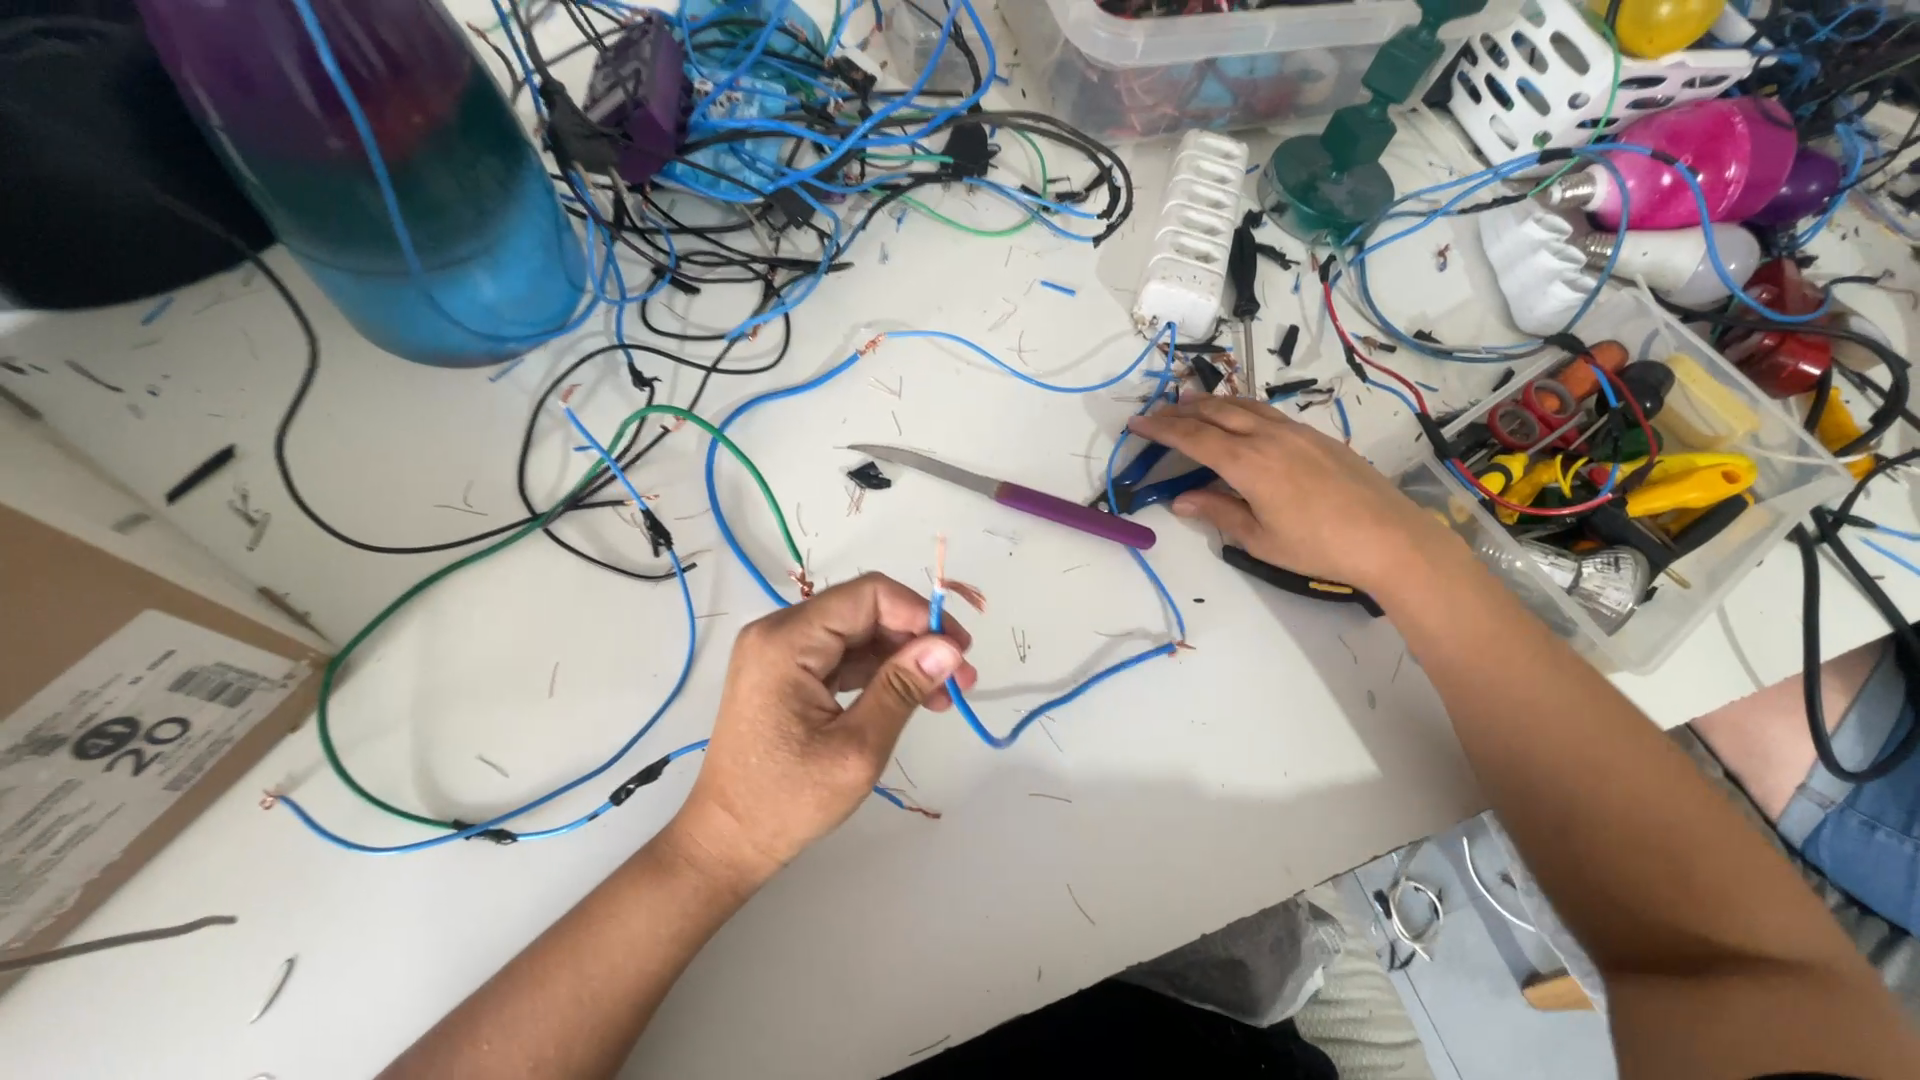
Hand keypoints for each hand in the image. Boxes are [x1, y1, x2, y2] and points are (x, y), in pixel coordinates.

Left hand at [665, 573, 977, 890]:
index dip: (920, 613)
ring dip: (902, 657)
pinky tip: (912, 697)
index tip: (958, 650)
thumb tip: (949, 647)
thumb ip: (903, 688)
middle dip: (917, 638)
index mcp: (787, 641)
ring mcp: (777, 652)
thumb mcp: (857, 747)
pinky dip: (877, 672)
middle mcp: (777, 632)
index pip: (868, 595)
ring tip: (945, 693)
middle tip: (961, 677)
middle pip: (863, 610)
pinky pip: (839, 656)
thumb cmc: (789, 801)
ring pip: (856, 633)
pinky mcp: (783, 673)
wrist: (728, 840)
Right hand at [1127, 396, 1458, 594]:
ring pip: (1244, 406)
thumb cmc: (1318, 546)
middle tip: (1155, 411)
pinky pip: (1268, 412)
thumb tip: (1181, 500)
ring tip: (1189, 401)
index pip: (1194, 438)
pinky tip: (1239, 416)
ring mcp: (1296, 433)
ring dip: (1211, 402)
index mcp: (1248, 464)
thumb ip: (1218, 512)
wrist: (1388, 537)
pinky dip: (1241, 408)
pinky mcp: (1317, 436)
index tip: (1137, 423)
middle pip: (1216, 412)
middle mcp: (1269, 438)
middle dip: (1181, 410)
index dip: (1162, 429)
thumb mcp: (1259, 538)